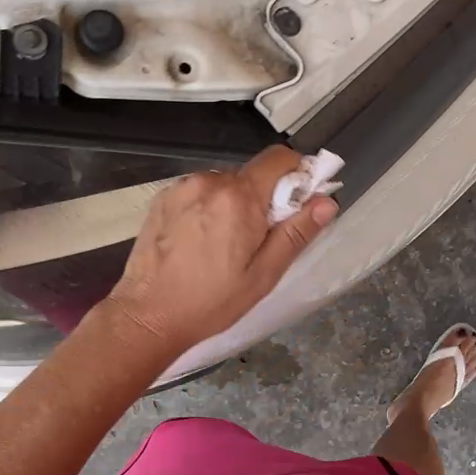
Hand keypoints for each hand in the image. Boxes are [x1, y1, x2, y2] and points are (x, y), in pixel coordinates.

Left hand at [96, 145, 336, 359]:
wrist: (148, 316)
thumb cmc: (211, 301)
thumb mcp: (264, 273)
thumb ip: (297, 232)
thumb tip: (327, 202)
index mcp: (239, 196)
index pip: (279, 158)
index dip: (297, 173)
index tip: (299, 201)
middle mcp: (210, 181)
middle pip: (251, 174)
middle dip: (263, 198)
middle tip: (259, 238)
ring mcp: (182, 187)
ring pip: (224, 183)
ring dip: (233, 203)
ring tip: (225, 244)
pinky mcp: (162, 198)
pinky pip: (198, 192)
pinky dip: (208, 208)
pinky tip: (200, 241)